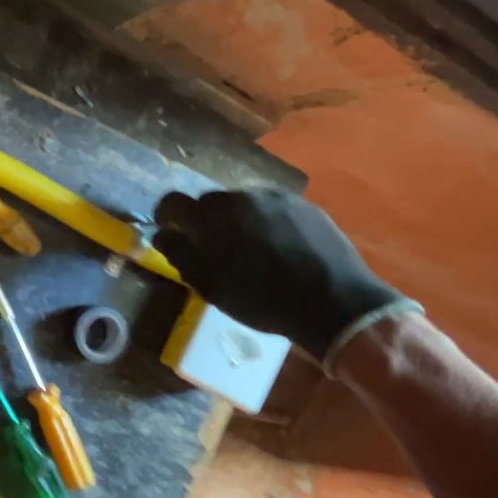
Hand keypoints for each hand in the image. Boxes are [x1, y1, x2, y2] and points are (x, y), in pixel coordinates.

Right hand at [152, 188, 409, 359]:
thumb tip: (163, 234)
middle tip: (212, 246)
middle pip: (208, 201)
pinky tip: (276, 246)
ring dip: (236, 220)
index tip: (170, 232)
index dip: (166, 216)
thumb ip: (179, 255)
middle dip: (204, 220)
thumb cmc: (260, 298)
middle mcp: (238, 196)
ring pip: (241, 203)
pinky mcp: (302, 204)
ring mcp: (273, 196)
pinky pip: (271, 207)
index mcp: (209, 216)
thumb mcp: (209, 286)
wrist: (334, 300)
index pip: (172, 202)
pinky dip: (265, 221)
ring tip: (248, 247)